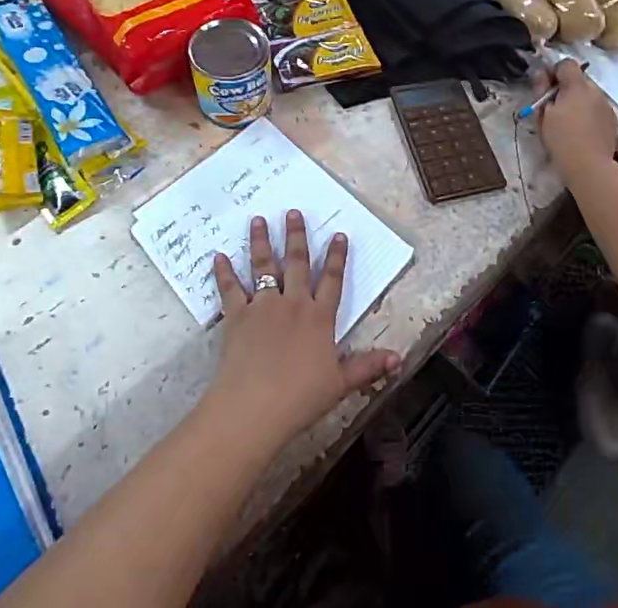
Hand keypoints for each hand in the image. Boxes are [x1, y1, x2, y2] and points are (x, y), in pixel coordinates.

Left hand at [204, 211, 399, 447]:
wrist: (255, 407)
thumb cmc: (301, 397)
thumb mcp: (340, 383)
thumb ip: (367, 367)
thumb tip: (398, 359)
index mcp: (320, 318)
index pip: (332, 280)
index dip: (337, 257)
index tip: (339, 234)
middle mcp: (293, 304)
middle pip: (297, 264)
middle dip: (296, 236)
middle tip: (293, 212)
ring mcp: (263, 307)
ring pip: (264, 267)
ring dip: (262, 242)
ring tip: (258, 219)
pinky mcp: (237, 316)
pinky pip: (230, 289)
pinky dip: (224, 272)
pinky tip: (219, 256)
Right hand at [538, 62, 617, 179]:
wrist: (589, 165)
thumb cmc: (561, 139)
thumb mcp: (542, 114)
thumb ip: (541, 89)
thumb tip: (542, 74)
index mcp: (577, 86)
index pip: (566, 64)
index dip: (554, 72)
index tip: (546, 89)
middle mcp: (595, 90)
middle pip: (578, 79)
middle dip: (566, 88)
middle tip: (554, 108)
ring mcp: (606, 105)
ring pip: (588, 94)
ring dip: (577, 100)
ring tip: (569, 121)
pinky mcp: (612, 119)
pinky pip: (596, 108)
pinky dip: (588, 112)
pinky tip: (582, 130)